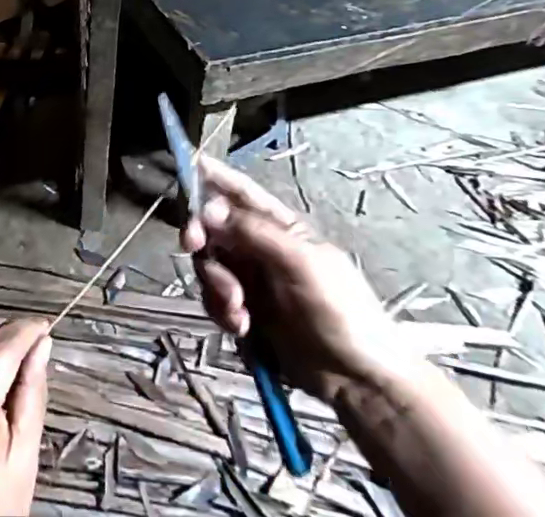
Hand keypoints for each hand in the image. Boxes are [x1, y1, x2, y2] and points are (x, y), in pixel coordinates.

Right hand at [180, 153, 419, 403]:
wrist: (357, 379)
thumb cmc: (341, 311)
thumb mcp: (302, 264)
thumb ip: (255, 234)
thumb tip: (210, 210)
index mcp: (280, 227)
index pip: (241, 193)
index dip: (214, 177)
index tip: (187, 165)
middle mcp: (260, 247)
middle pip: (213, 228)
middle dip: (201, 235)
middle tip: (193, 244)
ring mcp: (251, 280)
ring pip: (209, 265)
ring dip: (215, 284)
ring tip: (238, 309)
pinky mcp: (245, 311)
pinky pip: (214, 300)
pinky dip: (220, 310)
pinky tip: (241, 327)